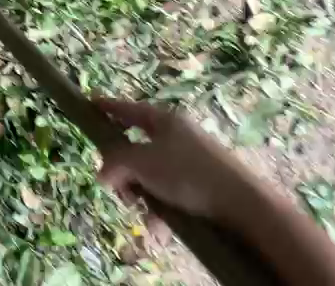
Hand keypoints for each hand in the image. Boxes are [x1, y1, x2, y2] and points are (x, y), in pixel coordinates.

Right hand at [92, 98, 249, 221]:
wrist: (243, 204)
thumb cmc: (187, 173)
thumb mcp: (142, 163)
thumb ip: (115, 163)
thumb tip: (102, 174)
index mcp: (163, 120)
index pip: (128, 109)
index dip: (107, 107)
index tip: (90, 105)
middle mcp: (177, 136)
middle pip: (137, 149)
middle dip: (124, 173)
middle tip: (119, 190)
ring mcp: (191, 161)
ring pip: (153, 176)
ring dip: (143, 198)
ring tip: (144, 217)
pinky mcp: (203, 186)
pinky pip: (171, 194)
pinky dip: (162, 211)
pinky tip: (160, 230)